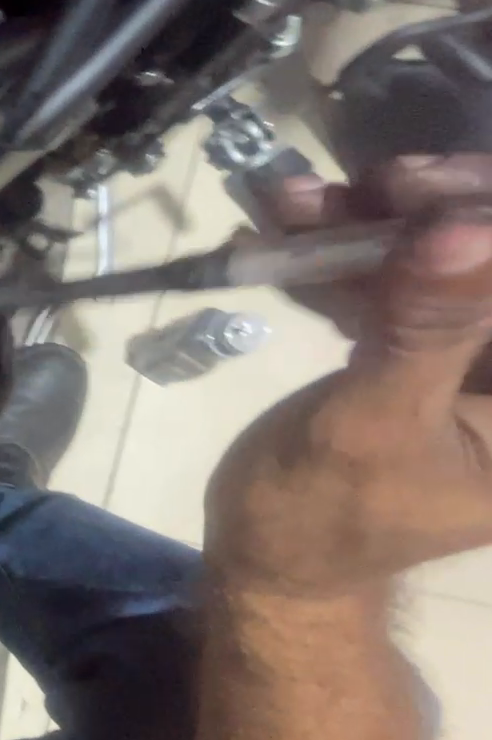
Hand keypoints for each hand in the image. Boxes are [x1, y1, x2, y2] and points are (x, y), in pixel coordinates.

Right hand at [206, 201, 491, 598]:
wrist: (269, 553)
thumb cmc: (321, 512)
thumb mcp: (369, 429)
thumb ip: (421, 335)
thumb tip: (458, 231)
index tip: (427, 195)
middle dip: (449, 210)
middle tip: (376, 185)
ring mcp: (486, 356)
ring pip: (456, 263)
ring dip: (378, 225)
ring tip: (303, 200)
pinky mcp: (432, 350)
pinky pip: (403, 288)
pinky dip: (345, 260)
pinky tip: (290, 230)